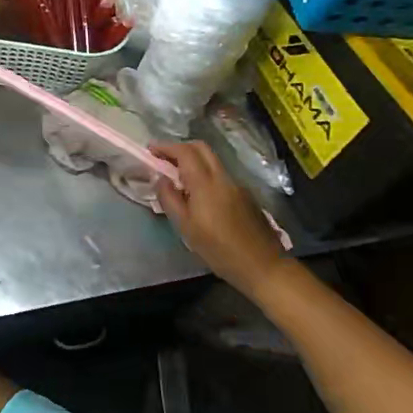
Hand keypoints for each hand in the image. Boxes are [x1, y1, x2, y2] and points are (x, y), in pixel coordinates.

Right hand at [150, 140, 289, 297]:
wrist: (262, 265)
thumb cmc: (219, 250)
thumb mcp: (186, 227)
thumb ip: (170, 199)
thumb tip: (160, 178)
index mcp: (206, 183)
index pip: (185, 152)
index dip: (166, 147)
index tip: (151, 151)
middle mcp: (223, 177)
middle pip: (201, 148)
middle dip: (180, 148)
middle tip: (163, 160)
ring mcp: (237, 184)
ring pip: (212, 161)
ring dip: (193, 161)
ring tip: (178, 179)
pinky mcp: (245, 194)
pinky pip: (220, 175)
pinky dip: (205, 174)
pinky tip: (199, 196)